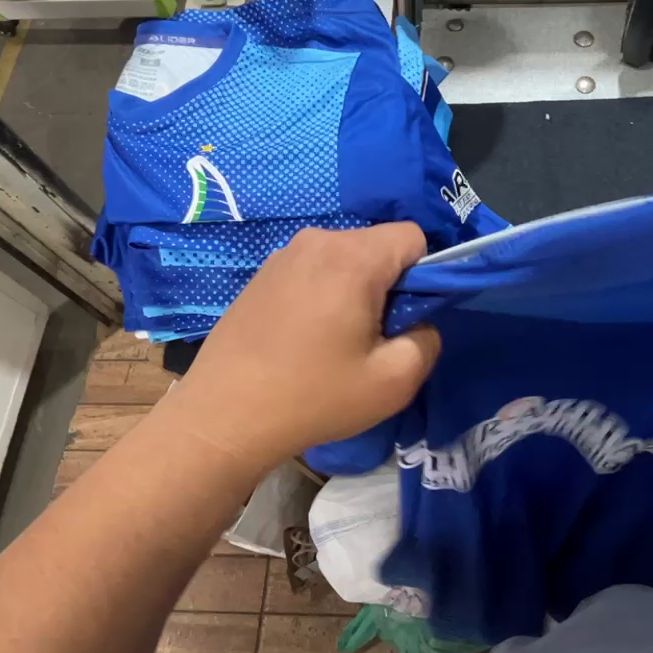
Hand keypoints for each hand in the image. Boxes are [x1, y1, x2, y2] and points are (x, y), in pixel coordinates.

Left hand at [161, 223, 439, 469]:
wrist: (224, 417)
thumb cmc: (315, 396)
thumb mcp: (395, 381)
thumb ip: (428, 341)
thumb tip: (420, 323)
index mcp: (353, 257)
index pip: (413, 236)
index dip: (425, 273)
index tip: (406, 318)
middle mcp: (317, 241)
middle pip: (377, 245)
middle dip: (389, 283)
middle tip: (372, 337)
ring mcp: (282, 256)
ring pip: (344, 258)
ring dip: (355, 290)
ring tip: (336, 341)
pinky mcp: (261, 275)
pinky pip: (313, 271)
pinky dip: (323, 294)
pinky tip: (305, 339)